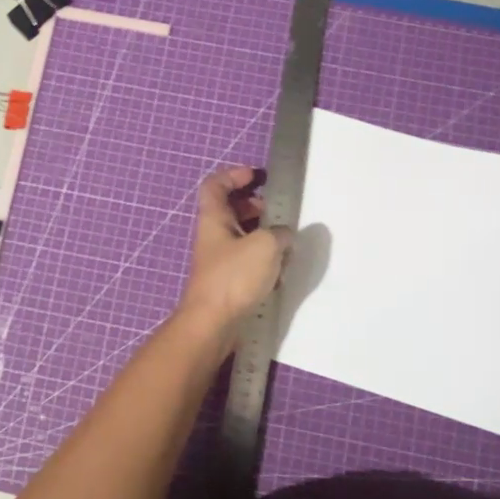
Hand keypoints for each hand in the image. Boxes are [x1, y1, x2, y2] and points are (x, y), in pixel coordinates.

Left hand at [178, 166, 292, 333]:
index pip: (215, 185)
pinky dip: (263, 260)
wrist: (213, 323)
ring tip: (286, 242)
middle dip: (255, 207)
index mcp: (214, 218)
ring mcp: (219, 259)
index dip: (233, 175)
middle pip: (231, 210)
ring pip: (242, 236)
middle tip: (278, 212)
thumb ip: (280, 233)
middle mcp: (213, 235)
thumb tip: (285, 235)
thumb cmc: (234, 277)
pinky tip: (281, 270)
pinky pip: (247, 261)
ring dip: (264, 235)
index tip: (257, 176)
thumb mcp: (266, 245)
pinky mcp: (227, 281)